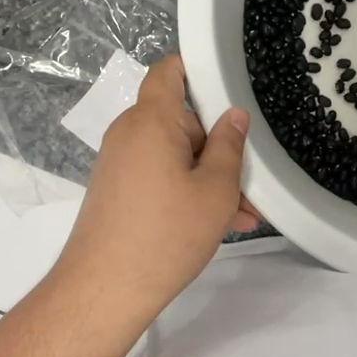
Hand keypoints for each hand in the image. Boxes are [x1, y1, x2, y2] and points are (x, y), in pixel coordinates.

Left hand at [52, 55, 255, 313]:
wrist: (104, 288)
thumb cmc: (166, 233)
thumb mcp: (215, 191)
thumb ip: (229, 147)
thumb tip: (233, 115)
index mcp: (152, 120)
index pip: (168, 71)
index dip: (196, 68)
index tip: (229, 82)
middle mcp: (130, 133)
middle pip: (181, 122)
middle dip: (218, 148)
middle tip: (251, 182)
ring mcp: (120, 163)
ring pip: (175, 156)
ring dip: (208, 178)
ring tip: (243, 215)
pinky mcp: (117, 190)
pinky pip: (159, 177)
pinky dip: (186, 192)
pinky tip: (216, 225)